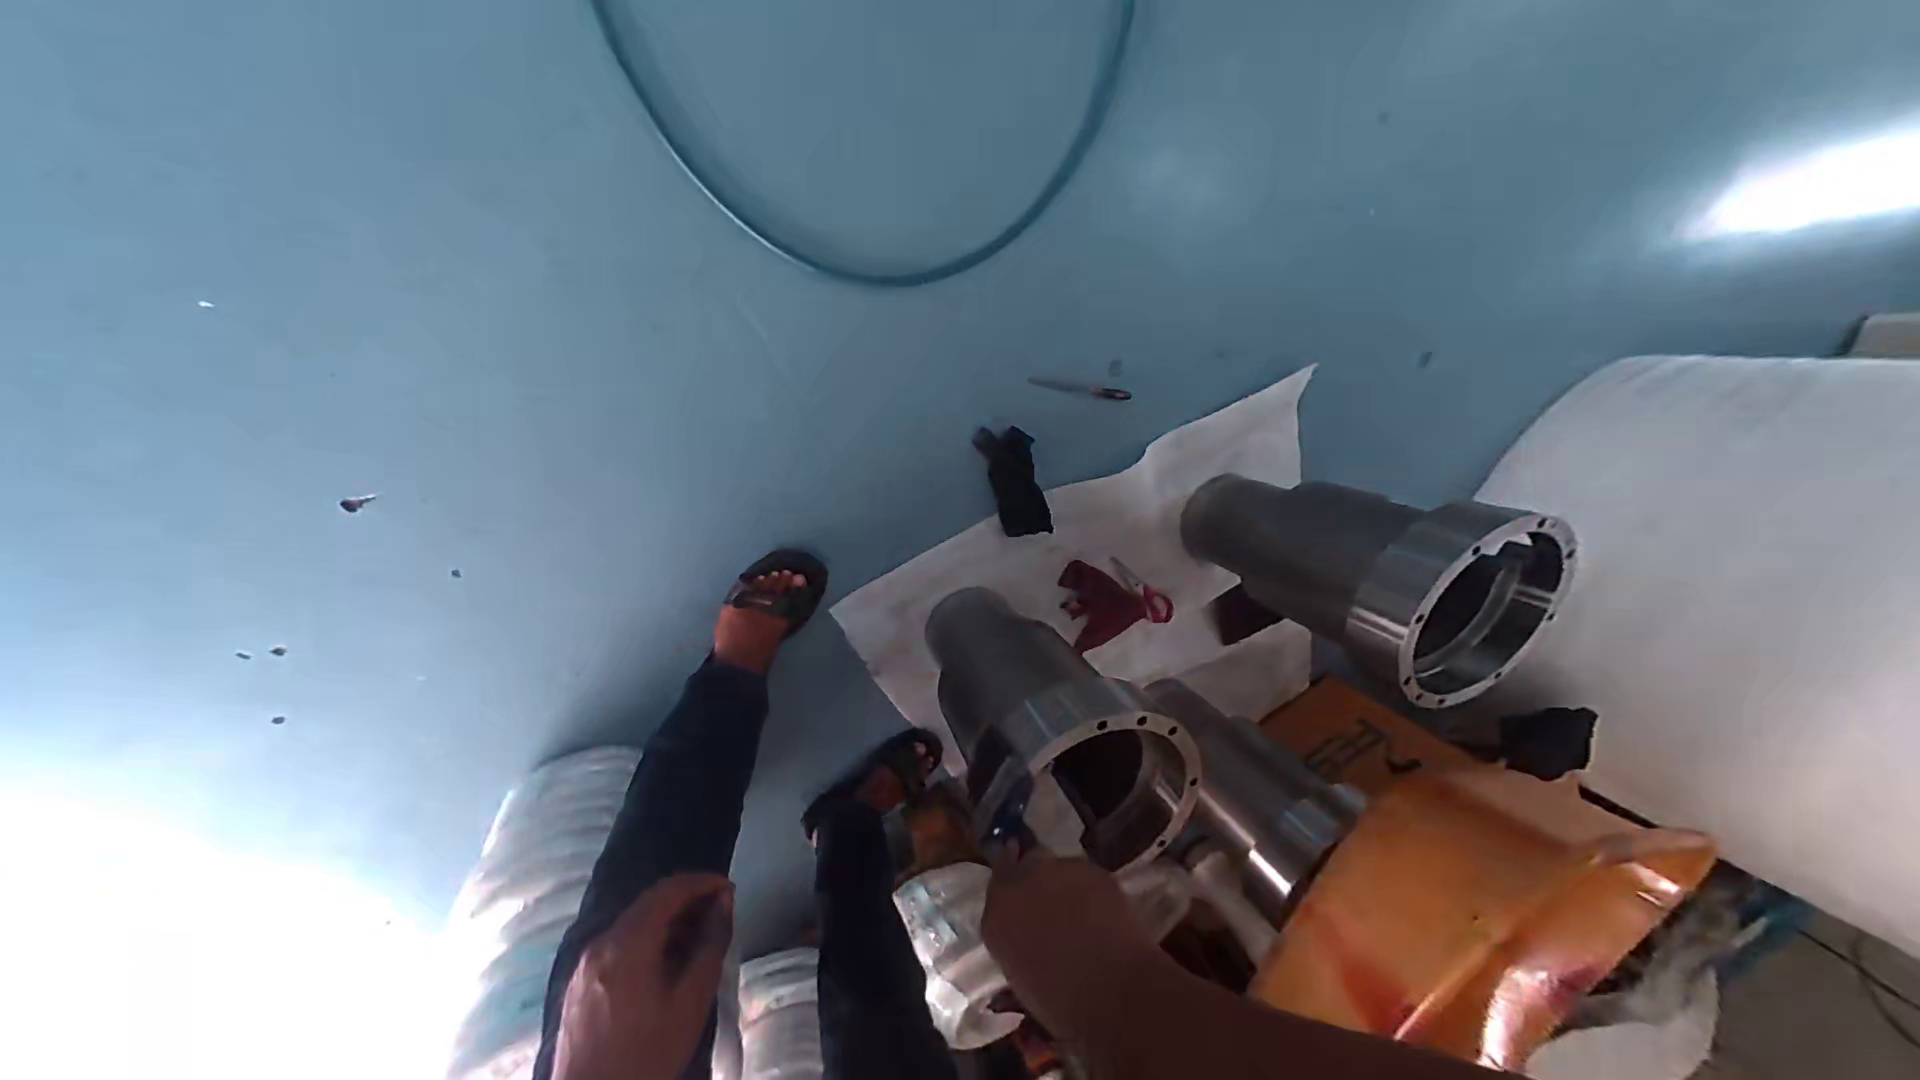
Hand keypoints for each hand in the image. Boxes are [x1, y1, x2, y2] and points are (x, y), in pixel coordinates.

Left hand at [553, 873, 734, 1079]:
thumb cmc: (646, 1057)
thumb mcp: (691, 1000)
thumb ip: (711, 943)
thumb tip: (723, 903)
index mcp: (629, 942)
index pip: (670, 889)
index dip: (703, 882)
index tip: (729, 891)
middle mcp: (602, 942)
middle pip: (650, 900)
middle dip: (688, 898)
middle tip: (719, 912)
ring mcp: (586, 962)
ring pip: (635, 920)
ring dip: (669, 918)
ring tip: (699, 937)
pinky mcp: (580, 982)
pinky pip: (620, 942)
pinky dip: (649, 937)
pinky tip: (668, 961)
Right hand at [983, 847, 1158, 1038]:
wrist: (1115, 992)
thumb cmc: (1064, 1004)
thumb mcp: (1023, 979)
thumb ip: (1017, 944)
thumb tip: (1027, 937)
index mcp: (997, 917)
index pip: (997, 881)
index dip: (1011, 883)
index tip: (1022, 889)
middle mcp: (1021, 882)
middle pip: (1027, 863)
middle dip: (1038, 878)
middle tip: (1054, 902)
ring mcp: (1058, 870)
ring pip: (1060, 868)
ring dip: (1066, 884)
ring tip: (1084, 913)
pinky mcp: (1092, 869)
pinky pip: (1087, 875)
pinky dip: (1093, 889)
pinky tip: (1105, 914)